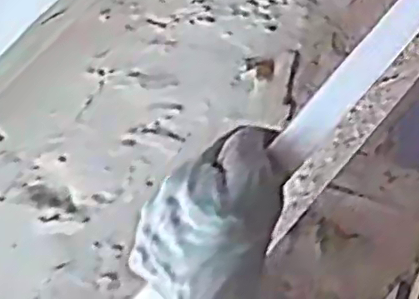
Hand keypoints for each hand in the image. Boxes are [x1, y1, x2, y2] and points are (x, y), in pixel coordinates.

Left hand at [131, 126, 284, 298]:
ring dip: (211, 200)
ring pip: (191, 197)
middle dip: (232, 175)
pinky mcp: (147, 252)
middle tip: (256, 191)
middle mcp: (160, 196)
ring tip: (234, 217)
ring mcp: (149, 227)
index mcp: (187, 173)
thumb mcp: (259, 177)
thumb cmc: (240, 232)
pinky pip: (176, 225)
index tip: (272, 164)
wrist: (210, 289)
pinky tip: (210, 236)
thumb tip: (246, 134)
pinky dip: (193, 225)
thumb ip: (248, 145)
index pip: (229, 142)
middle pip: (208, 170)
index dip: (257, 150)